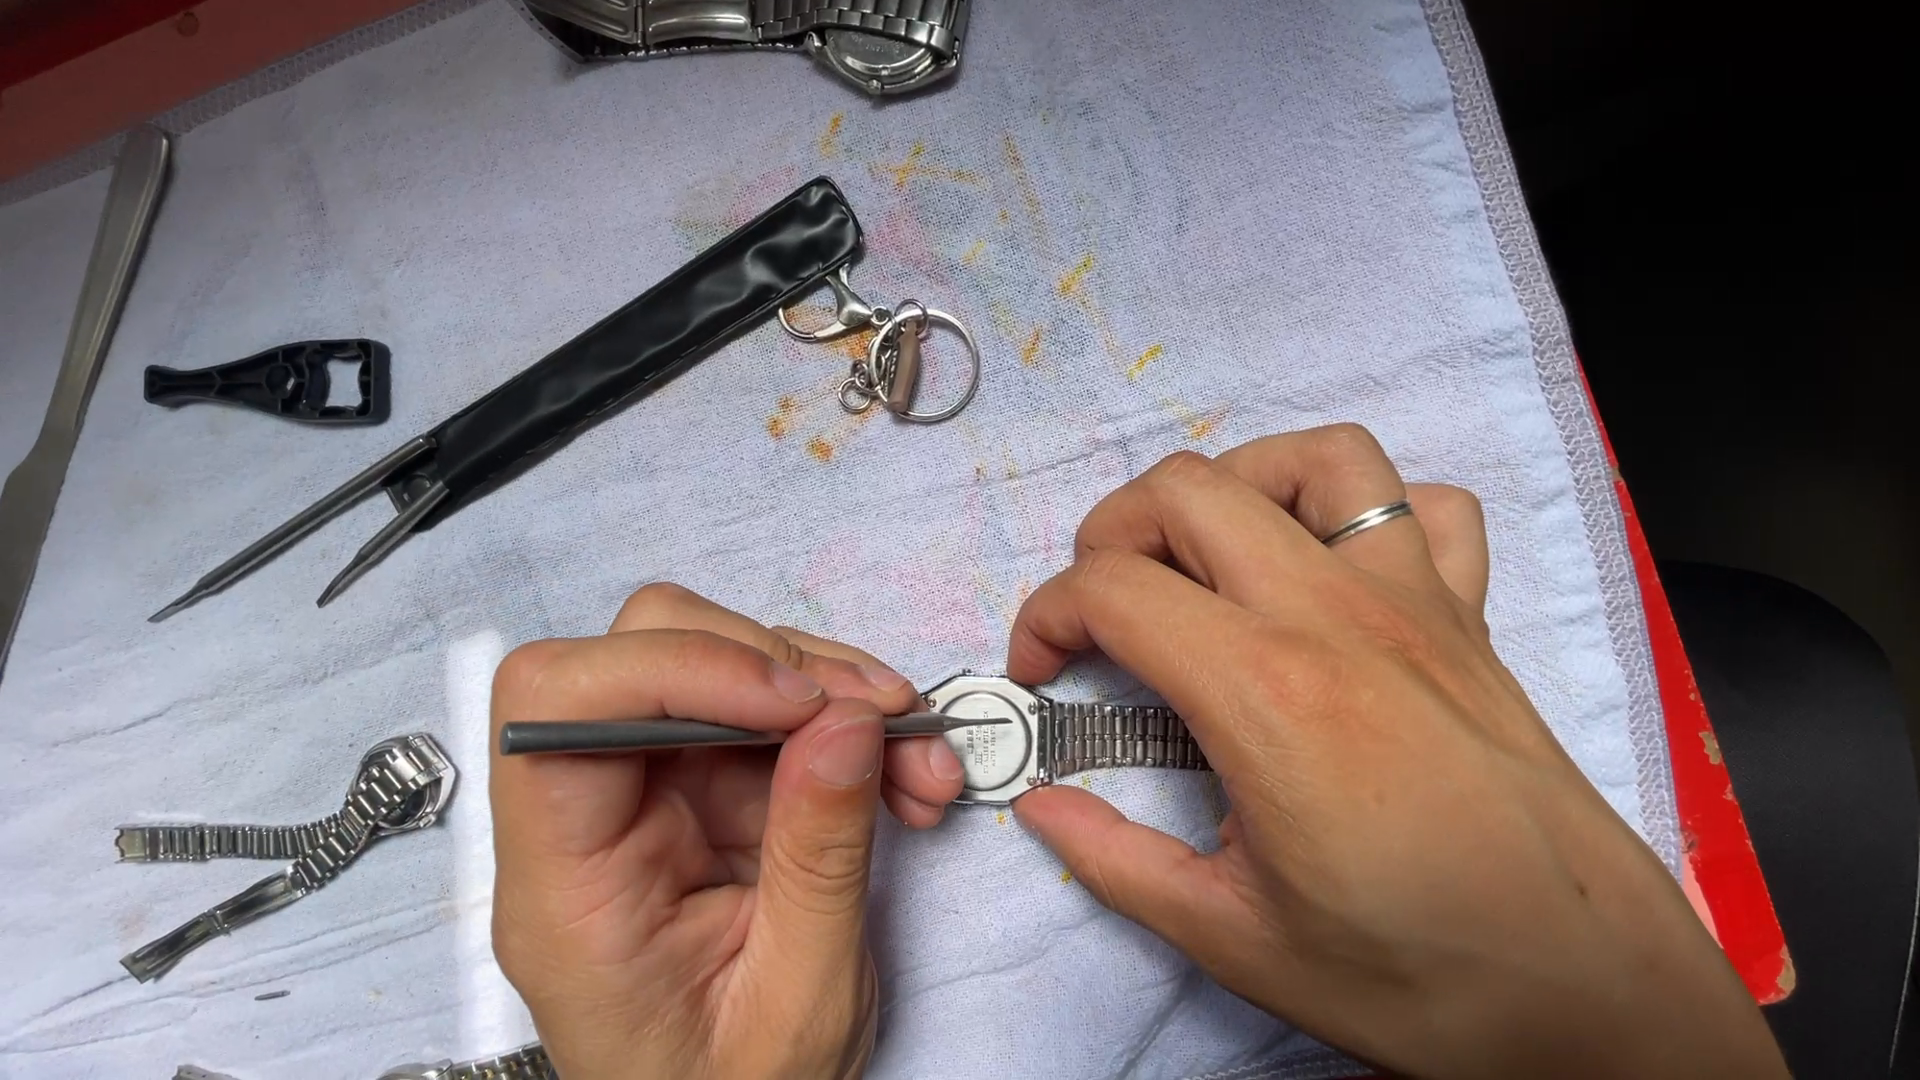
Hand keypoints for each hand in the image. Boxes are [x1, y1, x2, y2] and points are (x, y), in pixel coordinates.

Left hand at [489, 584, 966, 1079]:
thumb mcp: (799, 1000)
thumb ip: (821, 859)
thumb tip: (851, 718)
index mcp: (567, 882)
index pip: (559, 702)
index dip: (681, 666)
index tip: (804, 705)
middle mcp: (599, 808)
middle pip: (649, 646)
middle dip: (784, 665)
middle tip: (886, 717)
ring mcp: (658, 784)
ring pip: (730, 660)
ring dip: (840, 692)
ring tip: (921, 760)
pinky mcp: (714, 779)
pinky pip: (781, 707)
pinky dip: (853, 721)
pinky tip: (907, 773)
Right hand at [1008, 425, 1785, 1078]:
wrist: (1596, 1006)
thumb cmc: (1408, 975)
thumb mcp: (1228, 936)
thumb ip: (1110, 858)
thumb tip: (1036, 805)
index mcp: (1264, 692)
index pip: (1112, 588)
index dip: (1045, 616)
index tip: (1037, 670)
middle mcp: (1335, 615)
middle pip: (1187, 490)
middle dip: (1108, 531)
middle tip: (1098, 607)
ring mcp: (1415, 600)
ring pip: (1313, 458)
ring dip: (1232, 484)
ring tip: (1201, 554)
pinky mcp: (1469, 616)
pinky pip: (1422, 506)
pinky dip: (1357, 509)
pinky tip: (1324, 565)